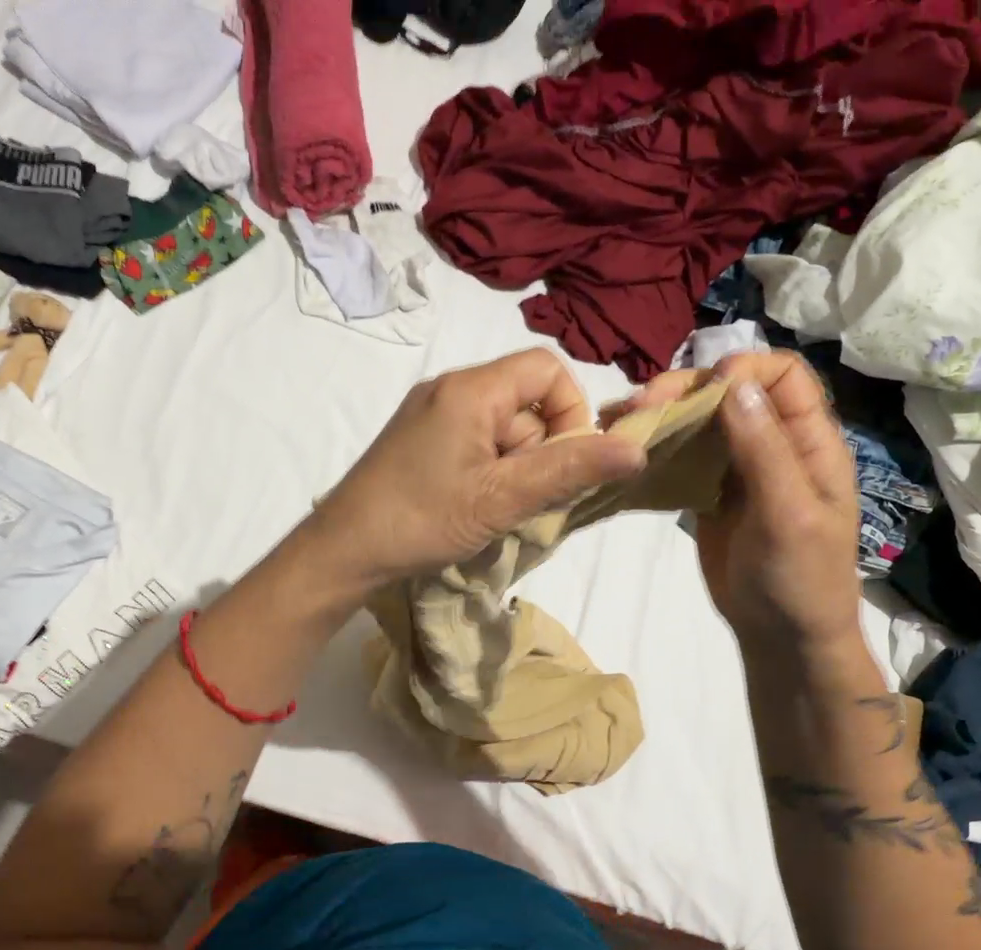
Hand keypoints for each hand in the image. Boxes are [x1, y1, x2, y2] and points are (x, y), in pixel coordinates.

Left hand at [304, 348, 646, 591]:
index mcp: (471, 389)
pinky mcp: (418, 439)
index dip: (570, 411)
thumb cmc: (422, 519)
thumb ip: (570, 470)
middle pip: (526, 400)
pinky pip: (474, 440)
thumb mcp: (502, 499)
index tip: (562, 462)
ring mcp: (430, 414)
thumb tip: (637, 449)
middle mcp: (449, 388)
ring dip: (513, 466)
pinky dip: (488, 470)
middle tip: (518, 496)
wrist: (343, 550)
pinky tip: (472, 506)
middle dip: (539, 448)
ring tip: (490, 508)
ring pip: (502, 427)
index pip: (546, 369)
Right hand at [613, 352, 861, 653]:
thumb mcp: (790, 515)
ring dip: (662, 412)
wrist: (781, 636)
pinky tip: (623, 447)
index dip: (745, 369)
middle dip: (685, 388)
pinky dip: (653, 445)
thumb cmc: (800, 578)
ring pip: (700, 418)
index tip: (702, 388)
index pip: (783, 376)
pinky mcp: (707, 490)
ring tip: (619, 419)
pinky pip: (682, 454)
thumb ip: (765, 450)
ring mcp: (736, 467)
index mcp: (809, 442)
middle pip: (730, 390)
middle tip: (638, 406)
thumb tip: (733, 383)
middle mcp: (773, 443)